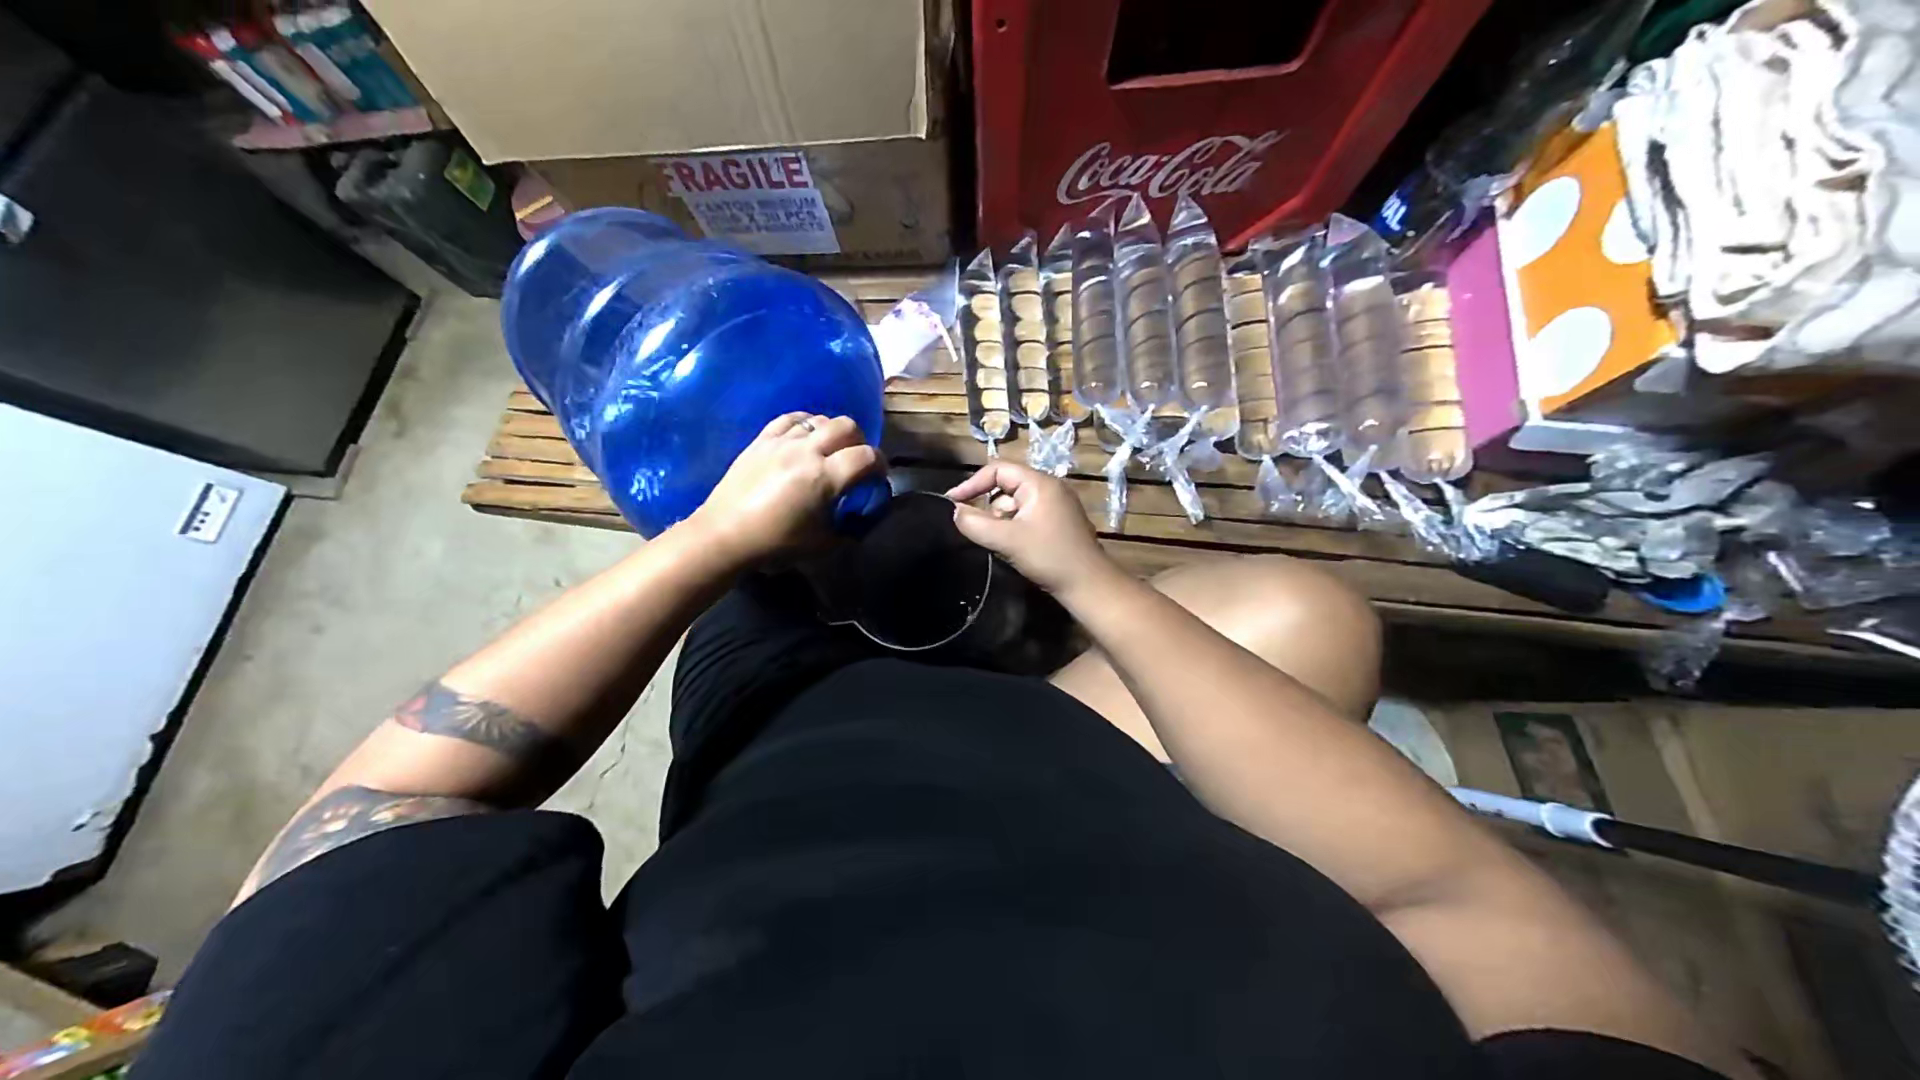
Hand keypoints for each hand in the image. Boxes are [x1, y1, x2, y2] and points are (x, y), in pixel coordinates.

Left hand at [687, 412, 883, 567]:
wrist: (724, 535)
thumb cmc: (775, 544)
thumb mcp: (823, 544)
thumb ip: (849, 526)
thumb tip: (863, 514)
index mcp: (824, 478)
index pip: (867, 456)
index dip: (880, 465)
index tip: (878, 477)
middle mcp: (806, 452)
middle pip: (846, 426)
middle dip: (860, 441)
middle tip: (856, 461)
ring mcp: (782, 442)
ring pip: (820, 419)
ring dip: (832, 432)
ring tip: (830, 450)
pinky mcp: (762, 440)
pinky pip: (791, 418)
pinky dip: (806, 424)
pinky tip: (806, 437)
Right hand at [945, 461, 1115, 594]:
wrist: (1088, 584)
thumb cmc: (1049, 557)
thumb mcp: (1007, 540)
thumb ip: (976, 524)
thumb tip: (954, 511)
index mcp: (1040, 483)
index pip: (997, 469)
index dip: (972, 484)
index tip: (953, 503)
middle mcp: (1050, 487)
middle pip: (1006, 486)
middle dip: (988, 506)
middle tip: (980, 530)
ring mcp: (1057, 504)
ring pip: (1015, 503)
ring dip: (1001, 520)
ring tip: (1000, 543)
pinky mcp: (1060, 522)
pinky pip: (1028, 515)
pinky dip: (1015, 526)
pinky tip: (1014, 547)